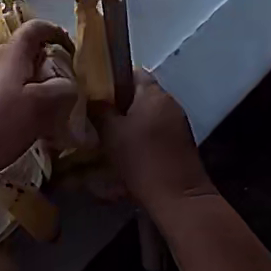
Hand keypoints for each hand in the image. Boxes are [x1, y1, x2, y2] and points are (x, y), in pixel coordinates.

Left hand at [0, 20, 78, 182]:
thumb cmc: (1, 125)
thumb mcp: (44, 105)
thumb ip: (64, 89)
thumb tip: (68, 87)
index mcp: (11, 54)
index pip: (35, 28)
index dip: (57, 33)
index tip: (72, 50)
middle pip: (28, 54)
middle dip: (50, 67)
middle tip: (67, 89)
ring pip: (18, 77)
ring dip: (38, 90)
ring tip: (53, 114)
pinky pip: (8, 96)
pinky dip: (24, 105)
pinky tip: (31, 129)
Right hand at [92, 70, 214, 212]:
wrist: (178, 197)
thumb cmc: (142, 160)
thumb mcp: (111, 133)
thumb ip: (99, 110)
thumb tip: (90, 97)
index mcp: (154, 93)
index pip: (132, 72)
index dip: (111, 79)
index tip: (93, 93)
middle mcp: (170, 103)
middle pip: (139, 96)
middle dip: (118, 107)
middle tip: (94, 119)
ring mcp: (178, 125)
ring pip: (146, 117)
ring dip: (128, 126)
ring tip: (107, 140)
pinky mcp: (180, 145)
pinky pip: (155, 135)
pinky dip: (140, 141)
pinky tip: (125, 156)